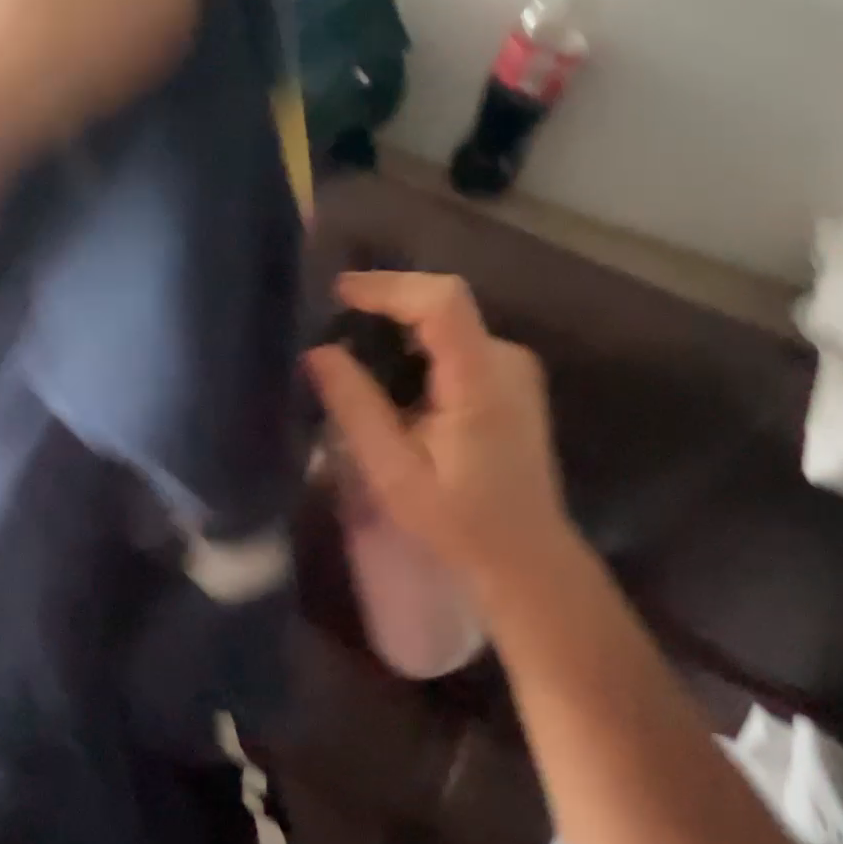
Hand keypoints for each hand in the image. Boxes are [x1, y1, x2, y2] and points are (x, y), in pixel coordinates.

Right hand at [306, 272, 580, 592]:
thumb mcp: (393, 470)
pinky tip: (388, 386)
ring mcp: (513, 369)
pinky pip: (454, 347)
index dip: (388, 287)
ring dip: (397, 333)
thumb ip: (355, 406)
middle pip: (440, 306)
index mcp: (481, 380)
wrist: (526, 556)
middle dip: (383, 309)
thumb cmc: (458, 521)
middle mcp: (506, 360)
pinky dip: (415, 352)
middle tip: (331, 332)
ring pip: (445, 326)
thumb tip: (317, 352)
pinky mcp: (509, 382)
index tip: (338, 293)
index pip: (441, 301)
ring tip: (351, 361)